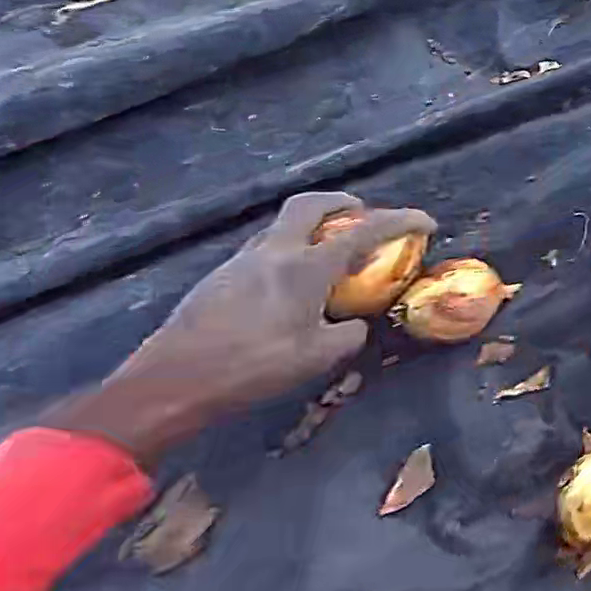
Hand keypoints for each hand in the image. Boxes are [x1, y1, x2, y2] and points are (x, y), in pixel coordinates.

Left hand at [45, 192, 435, 466]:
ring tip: (328, 252)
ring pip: (282, 227)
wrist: (164, 388)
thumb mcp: (319, 356)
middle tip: (362, 213)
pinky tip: (289, 285)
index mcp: (305, 267)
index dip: (401, 220)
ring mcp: (239, 263)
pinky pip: (262, 251)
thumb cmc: (251, 369)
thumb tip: (353, 323)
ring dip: (311, 228)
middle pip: (310, 204)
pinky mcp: (216, 281)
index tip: (425, 222)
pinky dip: (287, 252)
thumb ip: (348, 332)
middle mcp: (273, 253)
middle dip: (343, 202)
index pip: (364, 230)